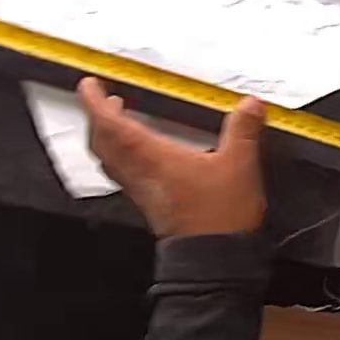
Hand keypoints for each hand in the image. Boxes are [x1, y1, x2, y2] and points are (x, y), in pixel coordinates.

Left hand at [77, 77, 266, 237]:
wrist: (214, 255)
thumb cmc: (222, 211)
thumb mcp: (240, 164)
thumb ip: (243, 131)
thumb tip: (250, 103)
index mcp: (154, 157)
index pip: (112, 124)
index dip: (96, 102)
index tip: (89, 84)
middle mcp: (140, 172)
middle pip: (103, 141)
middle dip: (99, 117)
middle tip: (105, 100)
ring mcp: (142, 190)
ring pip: (109, 158)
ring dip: (107, 137)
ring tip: (119, 123)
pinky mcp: (150, 203)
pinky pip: (123, 173)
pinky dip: (121, 156)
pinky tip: (141, 156)